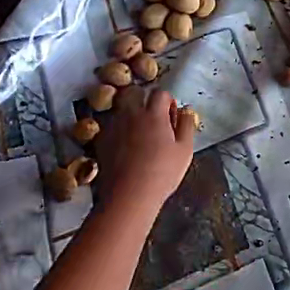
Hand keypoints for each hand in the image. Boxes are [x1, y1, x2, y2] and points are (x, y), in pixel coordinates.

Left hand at [95, 86, 196, 213]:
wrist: (129, 196)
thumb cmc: (162, 173)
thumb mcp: (185, 150)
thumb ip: (187, 125)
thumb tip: (186, 110)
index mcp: (153, 114)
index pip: (160, 93)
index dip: (168, 103)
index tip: (171, 119)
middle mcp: (131, 114)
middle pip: (135, 94)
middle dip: (145, 102)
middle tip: (154, 122)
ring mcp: (114, 127)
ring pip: (121, 110)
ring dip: (131, 116)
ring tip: (140, 137)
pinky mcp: (102, 141)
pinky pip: (111, 127)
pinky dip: (120, 131)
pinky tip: (127, 149)